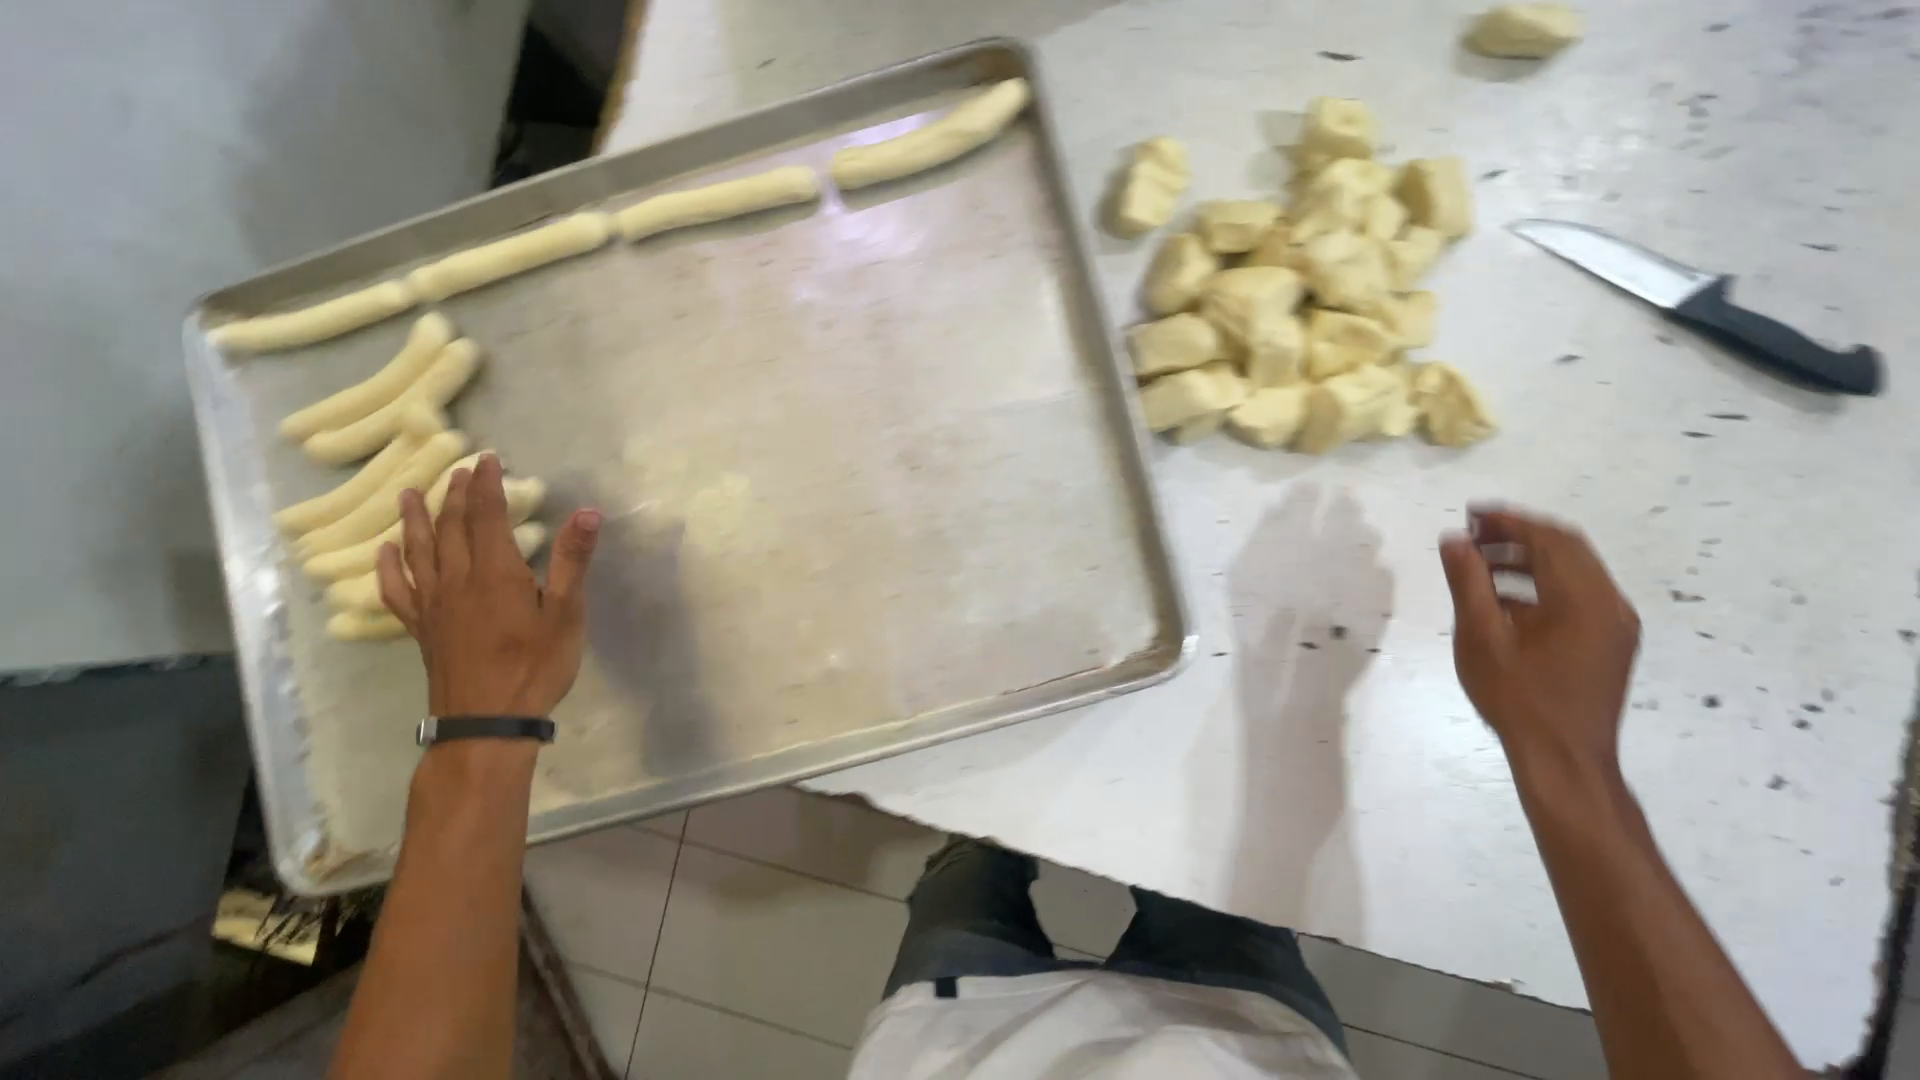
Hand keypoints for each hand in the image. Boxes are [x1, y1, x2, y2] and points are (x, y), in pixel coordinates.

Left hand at [378, 454, 601, 717]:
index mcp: (495, 573)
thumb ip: (572, 561)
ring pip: (419, 551)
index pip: (486, 516)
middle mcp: (457, 580)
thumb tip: (587, 513)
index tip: (486, 458)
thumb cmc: (535, 667)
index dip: (486, 485)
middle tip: (458, 470)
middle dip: (455, 495)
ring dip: (416, 519)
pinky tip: (384, 552)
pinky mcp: (422, 628)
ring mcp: (434, 605)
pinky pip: (398, 590)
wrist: (487, 722)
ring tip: (411, 493)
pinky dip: (388, 567)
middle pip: (451, 528)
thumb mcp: (566, 614)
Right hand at [1438, 506, 1639, 773]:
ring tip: (1480, 566)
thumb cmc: (1517, 698)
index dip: (1508, 521)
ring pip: (1573, 572)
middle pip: (1566, 549)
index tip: (1469, 515)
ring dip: (1528, 559)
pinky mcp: (1610, 642)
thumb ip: (1467, 582)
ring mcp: (1615, 625)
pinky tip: (1504, 600)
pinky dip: (1541, 584)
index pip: (1550, 539)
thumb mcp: (1480, 638)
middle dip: (1517, 535)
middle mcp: (1610, 604)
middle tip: (1472, 535)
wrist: (1563, 759)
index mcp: (1584, 599)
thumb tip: (1454, 539)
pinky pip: (1578, 595)